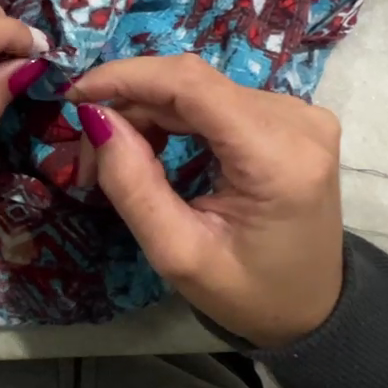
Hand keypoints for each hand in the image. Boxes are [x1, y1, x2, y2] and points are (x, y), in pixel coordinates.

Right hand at [68, 56, 344, 347]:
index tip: (73, 95)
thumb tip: (95, 117)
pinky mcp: (287, 117)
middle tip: (88, 158)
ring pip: (193, 89)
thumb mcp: (176, 253)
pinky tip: (150, 150)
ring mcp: (296, 114)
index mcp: (278, 157)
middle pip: (187, 85)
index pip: (191, 83)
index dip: (126, 77)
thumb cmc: (247, 293)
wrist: (313, 310)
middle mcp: (295, 120)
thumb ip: (133, 184)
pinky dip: (168, 118)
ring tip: (113, 161)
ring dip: (143, 115)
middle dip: (126, 108)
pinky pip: (209, 99)